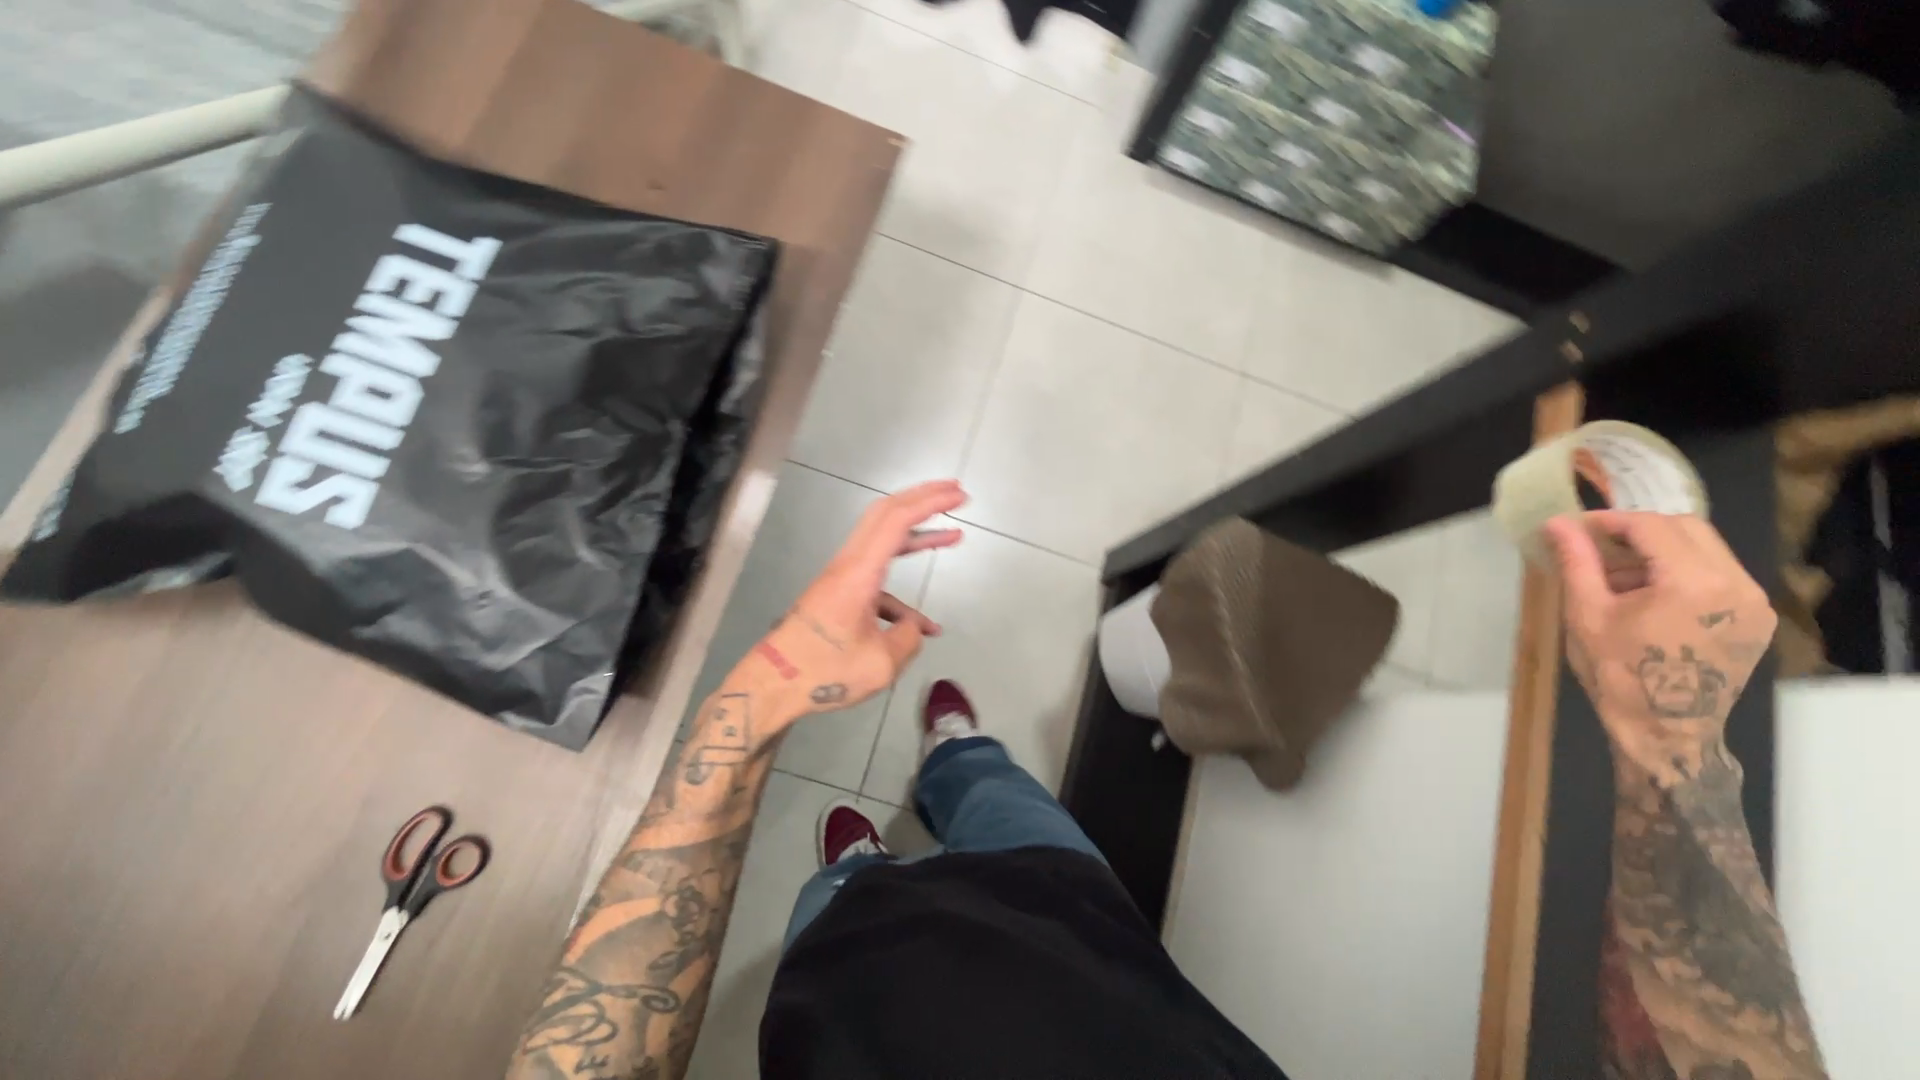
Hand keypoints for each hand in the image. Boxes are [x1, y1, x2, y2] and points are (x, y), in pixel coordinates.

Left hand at [754, 480, 965, 717]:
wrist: (772, 685)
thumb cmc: (824, 671)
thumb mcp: (881, 664)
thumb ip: (907, 639)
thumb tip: (912, 629)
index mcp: (859, 572)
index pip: (898, 520)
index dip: (931, 503)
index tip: (959, 496)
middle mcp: (848, 565)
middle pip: (886, 515)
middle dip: (922, 499)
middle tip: (955, 492)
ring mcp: (840, 578)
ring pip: (882, 544)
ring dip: (918, 539)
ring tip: (954, 537)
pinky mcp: (837, 596)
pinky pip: (877, 583)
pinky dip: (902, 596)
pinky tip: (921, 626)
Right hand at [1544, 511, 1775, 783]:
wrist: (1665, 731)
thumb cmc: (1619, 674)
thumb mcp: (1587, 614)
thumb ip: (1577, 562)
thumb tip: (1557, 523)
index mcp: (1694, 583)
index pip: (1653, 527)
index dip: (1612, 521)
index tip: (1578, 529)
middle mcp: (1737, 585)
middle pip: (1688, 530)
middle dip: (1639, 530)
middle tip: (1597, 544)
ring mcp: (1753, 603)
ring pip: (1706, 550)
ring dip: (1660, 550)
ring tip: (1618, 573)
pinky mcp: (1755, 618)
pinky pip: (1719, 575)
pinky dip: (1681, 571)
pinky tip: (1647, 593)